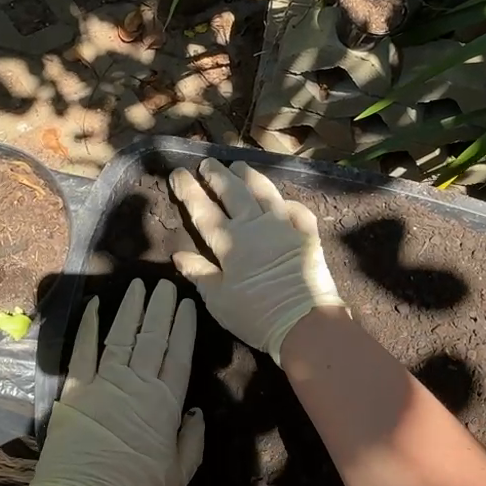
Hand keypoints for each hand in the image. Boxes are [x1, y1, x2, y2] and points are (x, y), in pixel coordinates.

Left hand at [18, 278, 202, 485]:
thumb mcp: (179, 474)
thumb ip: (192, 440)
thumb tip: (196, 411)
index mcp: (166, 404)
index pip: (179, 355)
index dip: (184, 327)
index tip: (187, 303)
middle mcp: (138, 384)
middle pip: (153, 337)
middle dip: (160, 307)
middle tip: (165, 282)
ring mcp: (104, 383)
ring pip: (122, 336)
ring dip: (131, 309)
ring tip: (139, 285)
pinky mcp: (75, 390)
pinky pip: (83, 351)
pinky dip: (88, 327)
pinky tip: (94, 306)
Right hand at [168, 158, 345, 363]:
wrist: (305, 322)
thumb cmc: (256, 315)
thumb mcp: (218, 300)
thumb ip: (199, 273)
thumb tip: (178, 255)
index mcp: (229, 241)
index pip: (203, 209)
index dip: (189, 189)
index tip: (178, 173)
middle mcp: (256, 224)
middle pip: (233, 191)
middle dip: (217, 175)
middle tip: (207, 163)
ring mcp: (284, 224)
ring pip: (264, 191)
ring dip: (249, 176)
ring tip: (239, 166)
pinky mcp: (307, 233)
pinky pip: (295, 208)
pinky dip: (285, 202)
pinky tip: (281, 201)